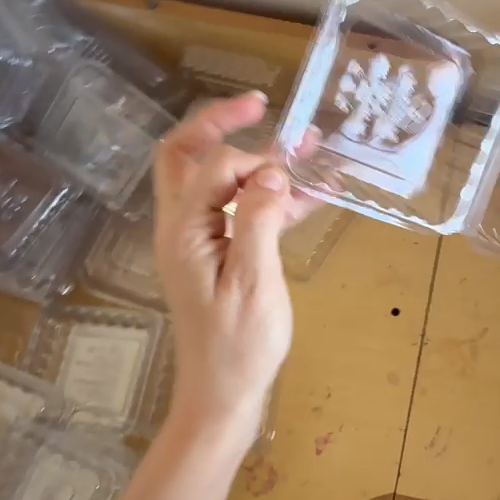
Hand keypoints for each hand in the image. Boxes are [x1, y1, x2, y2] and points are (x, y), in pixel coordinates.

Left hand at [151, 92, 321, 442]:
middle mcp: (184, 226)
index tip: (288, 172)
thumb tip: (268, 171)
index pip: (211, 167)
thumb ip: (257, 220)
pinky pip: (244, 211)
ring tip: (306, 142)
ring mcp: (201, 239)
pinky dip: (274, 197)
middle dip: (221, 124)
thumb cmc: (238, 345)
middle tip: (260, 104)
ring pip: (219, 180)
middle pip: (188, 156)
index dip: (251, 160)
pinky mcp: (222, 253)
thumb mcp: (253, 282)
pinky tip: (316, 194)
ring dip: (256, 158)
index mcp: (183, 230)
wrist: (225, 394)